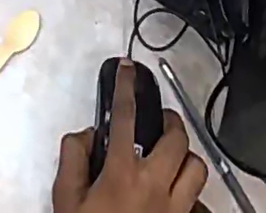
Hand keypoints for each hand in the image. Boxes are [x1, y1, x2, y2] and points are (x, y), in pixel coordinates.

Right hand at [54, 61, 207, 212]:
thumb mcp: (66, 198)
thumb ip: (72, 156)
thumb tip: (90, 133)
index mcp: (123, 171)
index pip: (126, 115)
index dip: (126, 85)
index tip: (127, 66)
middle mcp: (156, 185)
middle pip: (176, 137)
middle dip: (169, 121)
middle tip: (157, 122)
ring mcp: (176, 209)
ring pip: (197, 167)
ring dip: (185, 157)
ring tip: (171, 157)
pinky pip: (199, 202)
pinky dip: (191, 192)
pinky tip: (177, 194)